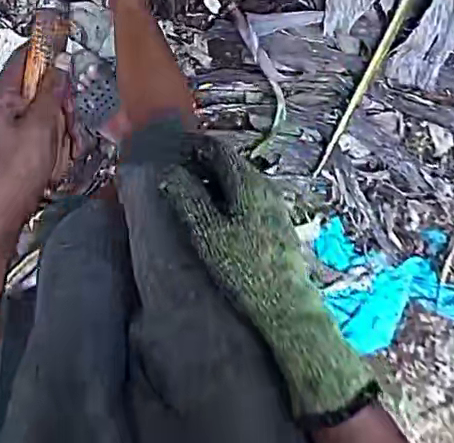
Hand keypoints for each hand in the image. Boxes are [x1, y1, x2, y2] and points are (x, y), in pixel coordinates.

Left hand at [0, 44, 71, 232]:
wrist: (2, 215)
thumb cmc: (13, 172)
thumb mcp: (40, 125)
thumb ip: (53, 90)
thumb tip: (62, 60)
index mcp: (2, 96)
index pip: (25, 56)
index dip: (47, 48)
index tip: (66, 41)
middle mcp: (6, 107)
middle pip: (44, 85)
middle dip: (61, 101)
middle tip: (65, 118)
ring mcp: (15, 126)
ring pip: (52, 109)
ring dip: (62, 125)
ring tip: (58, 147)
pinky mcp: (24, 144)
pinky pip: (50, 130)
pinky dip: (59, 141)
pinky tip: (56, 158)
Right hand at [160, 132, 375, 424]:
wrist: (285, 307)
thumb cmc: (244, 268)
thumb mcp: (207, 233)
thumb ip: (187, 198)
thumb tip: (167, 172)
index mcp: (248, 180)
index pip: (216, 148)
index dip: (191, 146)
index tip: (169, 151)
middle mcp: (264, 184)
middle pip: (227, 161)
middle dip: (200, 162)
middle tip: (174, 172)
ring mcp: (272, 202)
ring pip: (237, 179)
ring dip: (212, 180)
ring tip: (187, 193)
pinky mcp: (276, 221)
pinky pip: (245, 195)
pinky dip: (225, 195)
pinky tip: (212, 216)